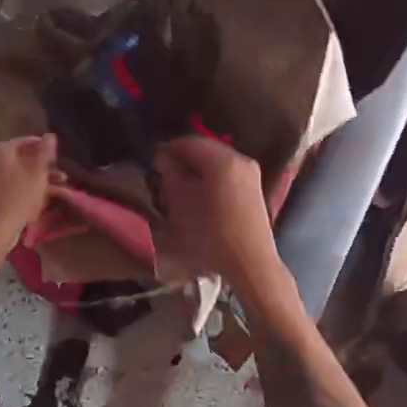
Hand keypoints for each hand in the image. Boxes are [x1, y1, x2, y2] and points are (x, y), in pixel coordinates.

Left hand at [0, 134, 59, 249]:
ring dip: (36, 179)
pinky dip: (24, 189)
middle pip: (21, 159)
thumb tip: (50, 135)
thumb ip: (45, 151)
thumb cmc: (19, 196)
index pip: (26, 141)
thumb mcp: (37, 172)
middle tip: (60, 177)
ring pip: (17, 174)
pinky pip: (9, 186)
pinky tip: (37, 198)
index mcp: (0, 149)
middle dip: (42, 167)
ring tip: (55, 189)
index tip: (58, 159)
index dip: (45, 149)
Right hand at [156, 135, 278, 283]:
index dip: (168, 149)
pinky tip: (199, 196)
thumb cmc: (210, 236)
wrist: (249, 264)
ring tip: (179, 187)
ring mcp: (250, 174)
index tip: (152, 161)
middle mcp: (239, 160)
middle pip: (205, 150)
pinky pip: (226, 173)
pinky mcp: (254, 189)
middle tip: (163, 174)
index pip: (188, 142)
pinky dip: (210, 178)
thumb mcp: (181, 206)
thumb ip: (170, 178)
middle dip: (183, 159)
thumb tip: (164, 160)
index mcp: (221, 161)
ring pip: (216, 162)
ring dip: (196, 169)